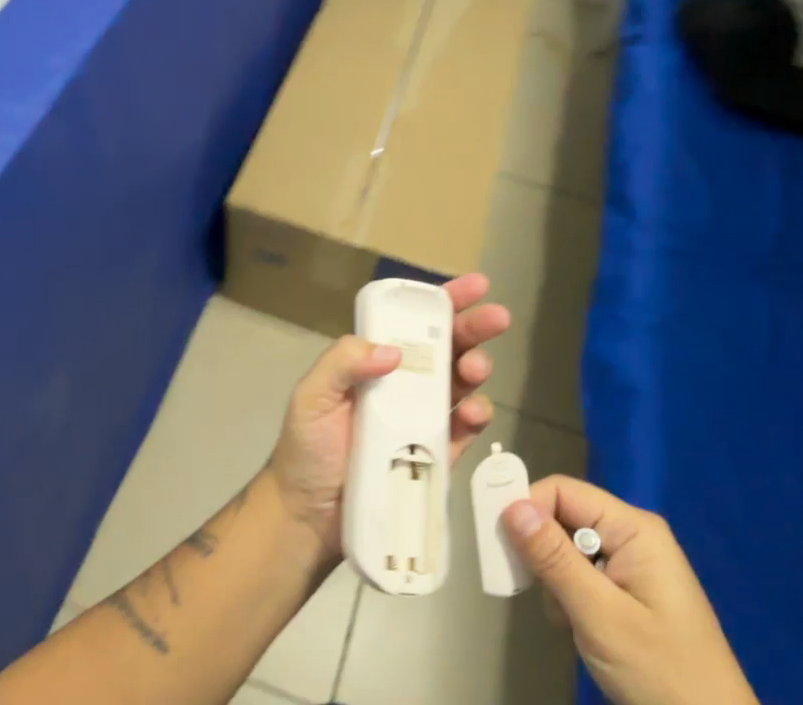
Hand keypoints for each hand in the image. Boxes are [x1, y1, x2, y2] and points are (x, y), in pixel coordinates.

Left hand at [266, 273, 509, 560]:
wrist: (307, 518)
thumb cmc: (305, 450)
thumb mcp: (312, 396)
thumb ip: (343, 362)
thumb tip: (394, 351)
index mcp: (373, 364)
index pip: (412, 324)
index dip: (445, 303)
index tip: (476, 286)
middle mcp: (402, 387)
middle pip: (447, 350)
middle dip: (474, 329)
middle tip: (496, 319)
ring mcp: (420, 422)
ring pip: (460, 386)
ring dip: (475, 370)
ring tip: (475, 370)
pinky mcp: (434, 458)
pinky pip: (462, 432)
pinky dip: (475, 419)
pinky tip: (474, 412)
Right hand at [503, 477, 756, 704]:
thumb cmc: (659, 670)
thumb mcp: (599, 615)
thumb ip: (554, 558)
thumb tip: (511, 506)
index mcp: (633, 528)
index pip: (563, 491)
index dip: (527, 508)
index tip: (500, 545)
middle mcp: (631, 535)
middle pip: (562, 517)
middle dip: (541, 552)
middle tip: (533, 590)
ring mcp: (630, 564)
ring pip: (566, 549)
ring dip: (554, 581)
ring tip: (567, 620)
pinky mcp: (626, 590)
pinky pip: (580, 575)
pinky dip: (568, 597)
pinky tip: (577, 627)